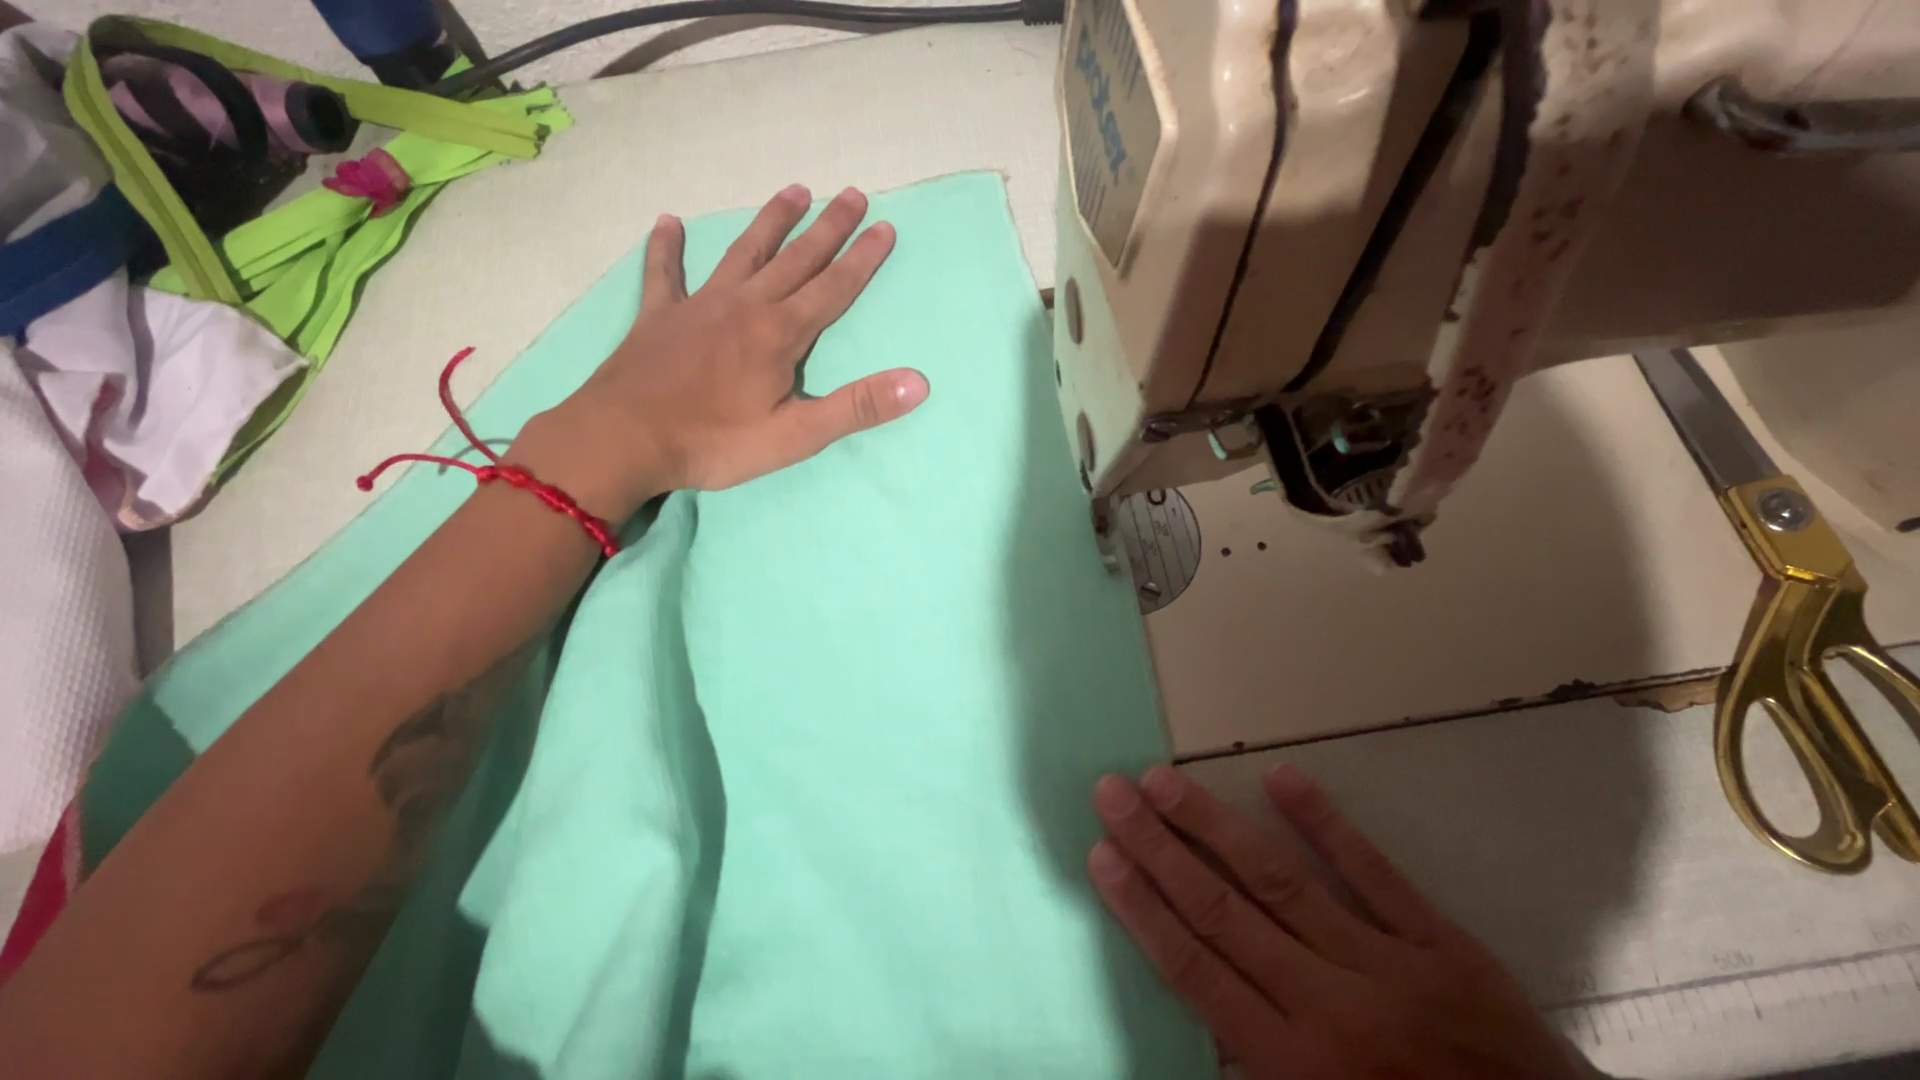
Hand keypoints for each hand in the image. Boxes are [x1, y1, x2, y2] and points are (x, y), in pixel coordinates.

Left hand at [513, 184, 928, 519]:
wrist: (622, 440)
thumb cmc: (713, 444)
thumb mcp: (794, 436)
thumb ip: (855, 408)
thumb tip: (918, 383)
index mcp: (779, 334)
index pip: (833, 288)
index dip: (862, 259)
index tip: (885, 226)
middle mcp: (744, 306)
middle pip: (795, 259)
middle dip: (827, 227)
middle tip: (851, 192)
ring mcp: (698, 306)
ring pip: (742, 253)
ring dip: (770, 222)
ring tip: (793, 191)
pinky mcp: (658, 317)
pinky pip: (664, 273)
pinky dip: (666, 248)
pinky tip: (668, 222)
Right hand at [1089, 766, 1594, 1079]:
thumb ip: (1251, 1060)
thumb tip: (1195, 989)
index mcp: (1291, 1063)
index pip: (1193, 968)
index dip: (1142, 907)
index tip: (1101, 854)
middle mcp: (1326, 1006)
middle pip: (1221, 911)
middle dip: (1158, 847)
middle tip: (1112, 793)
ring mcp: (1385, 966)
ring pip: (1279, 881)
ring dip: (1215, 825)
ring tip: (1165, 780)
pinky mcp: (1440, 943)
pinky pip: (1375, 874)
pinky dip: (1325, 824)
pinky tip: (1280, 777)